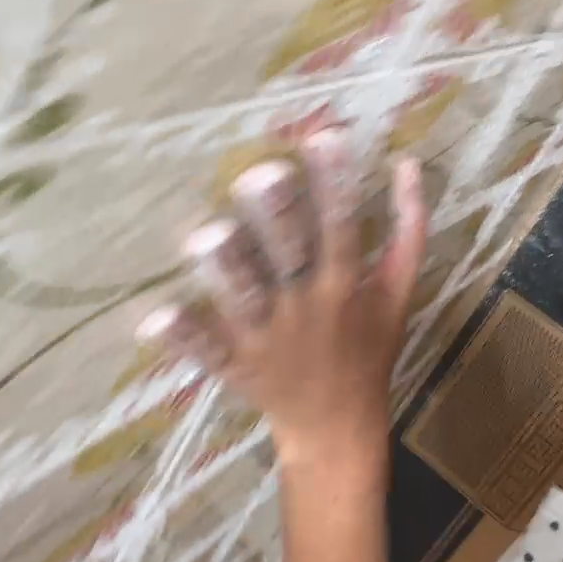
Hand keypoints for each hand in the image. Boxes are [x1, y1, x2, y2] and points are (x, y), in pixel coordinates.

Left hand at [136, 127, 428, 472]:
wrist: (338, 425)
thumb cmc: (372, 347)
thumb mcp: (401, 288)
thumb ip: (408, 227)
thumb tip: (409, 163)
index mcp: (347, 284)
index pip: (344, 224)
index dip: (337, 181)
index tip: (325, 136)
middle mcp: (307, 306)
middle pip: (291, 256)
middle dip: (277, 217)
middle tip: (259, 175)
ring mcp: (267, 338)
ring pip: (244, 299)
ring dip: (226, 269)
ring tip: (204, 234)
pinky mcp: (234, 367)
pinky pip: (207, 351)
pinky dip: (184, 337)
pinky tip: (153, 316)